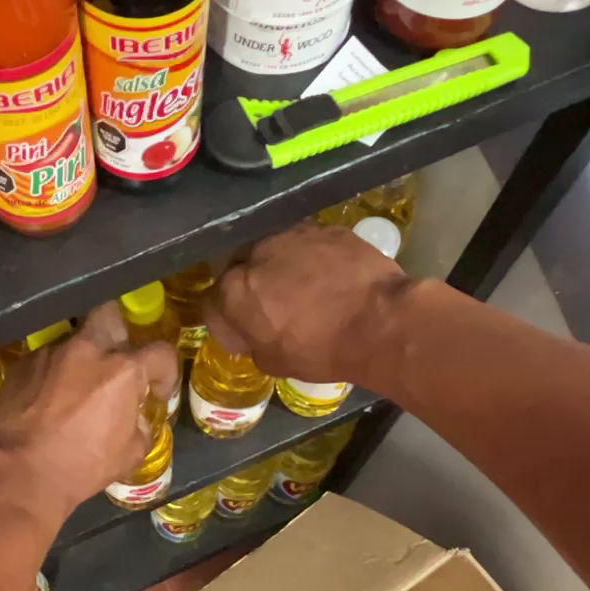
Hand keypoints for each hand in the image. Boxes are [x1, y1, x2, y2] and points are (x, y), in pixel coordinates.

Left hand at [0, 302, 179, 518]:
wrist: (20, 472)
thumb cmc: (81, 467)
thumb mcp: (129, 456)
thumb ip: (139, 428)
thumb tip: (135, 421)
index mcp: (123, 371)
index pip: (161, 353)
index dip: (166, 373)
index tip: (157, 393)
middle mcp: (88, 350)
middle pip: (111, 314)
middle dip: (118, 333)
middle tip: (115, 362)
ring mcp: (51, 353)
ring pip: (74, 340)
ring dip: (80, 359)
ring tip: (75, 388)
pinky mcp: (22, 363)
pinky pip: (46, 360)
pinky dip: (52, 375)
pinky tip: (46, 400)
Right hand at [206, 222, 410, 384]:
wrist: (377, 323)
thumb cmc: (318, 350)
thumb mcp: (272, 363)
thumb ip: (253, 342)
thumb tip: (257, 335)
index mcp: (233, 290)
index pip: (212, 304)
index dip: (225, 325)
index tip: (242, 338)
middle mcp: (255, 253)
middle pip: (239, 269)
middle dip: (249, 288)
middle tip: (268, 310)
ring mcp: (292, 234)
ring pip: (274, 250)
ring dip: (278, 269)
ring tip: (299, 290)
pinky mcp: (326, 228)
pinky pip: (307, 244)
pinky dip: (311, 259)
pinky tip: (327, 278)